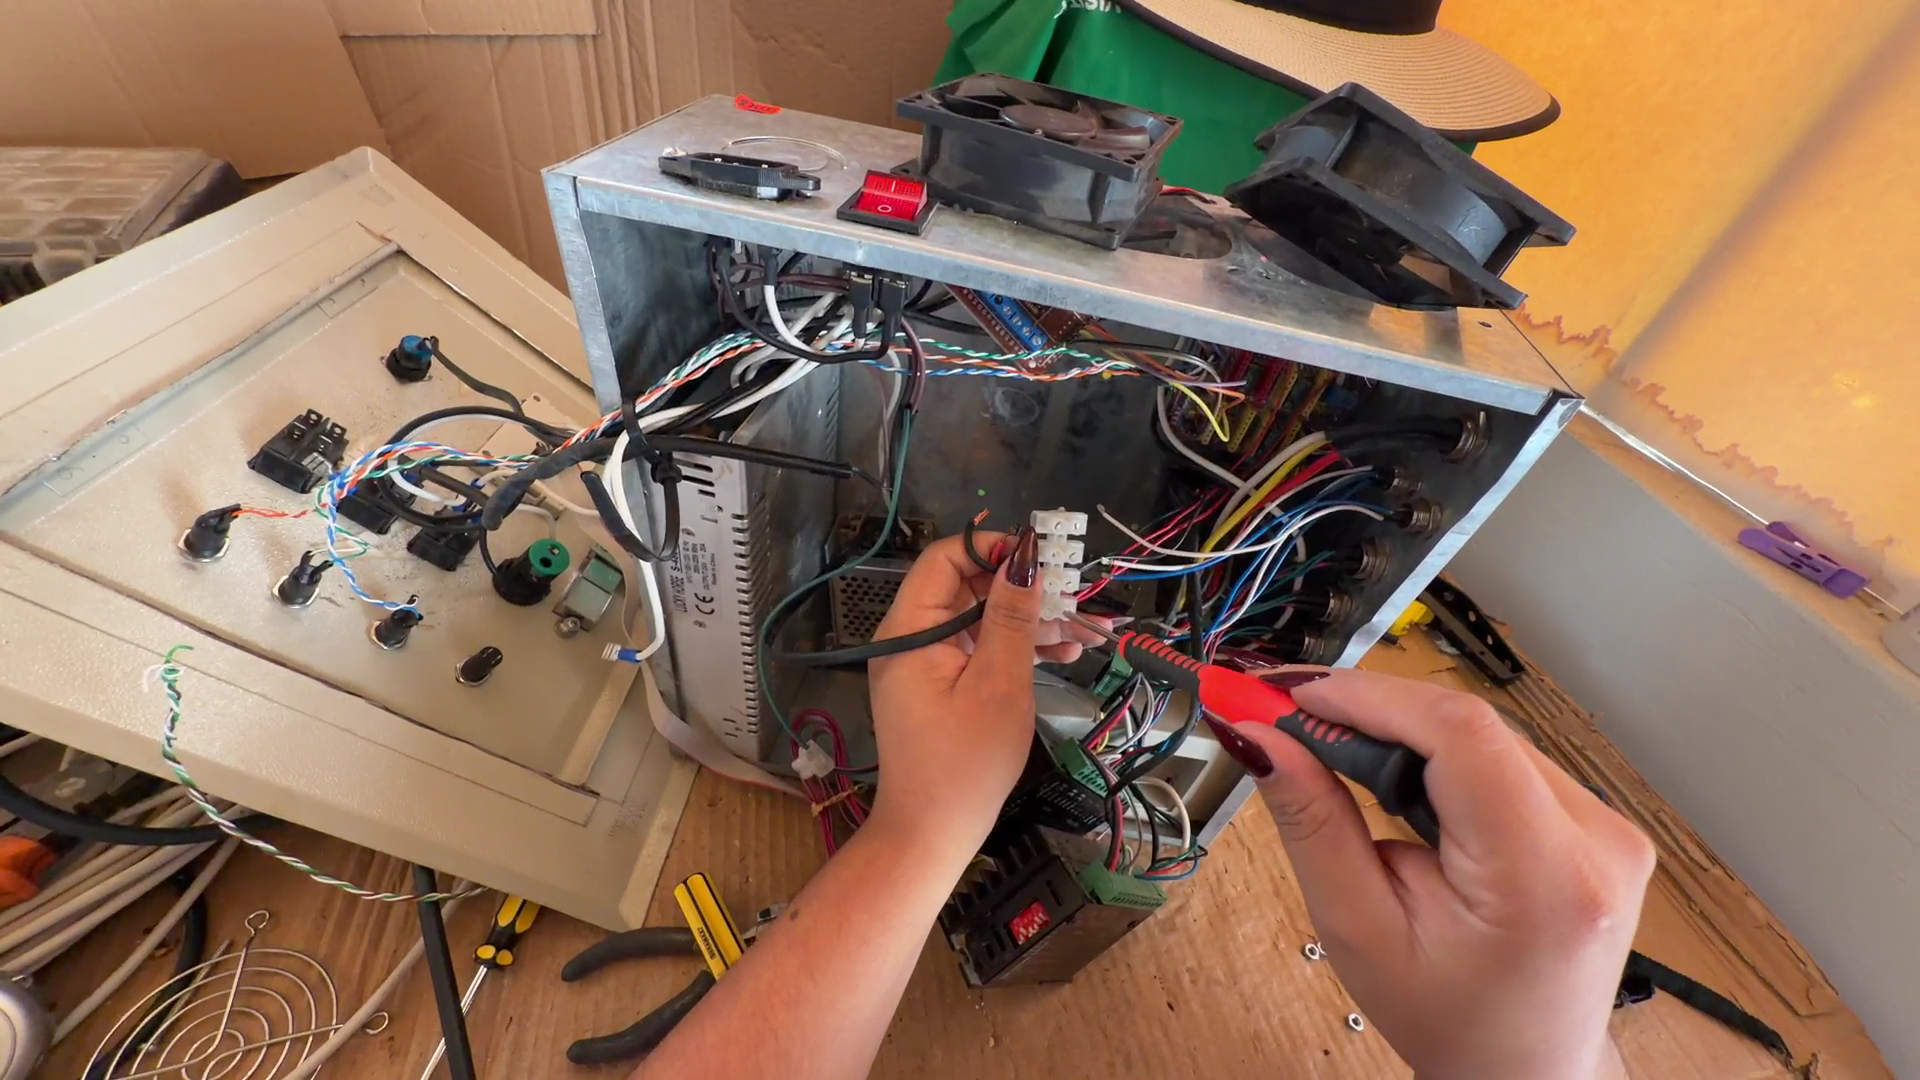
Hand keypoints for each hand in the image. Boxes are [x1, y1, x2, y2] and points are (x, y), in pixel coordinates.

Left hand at [865, 528, 1101, 850]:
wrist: (933, 834)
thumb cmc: (965, 763)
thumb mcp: (998, 685)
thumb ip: (1011, 617)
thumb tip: (1025, 558)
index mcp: (910, 629)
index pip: (944, 559)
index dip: (992, 549)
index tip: (1040, 557)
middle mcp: (914, 636)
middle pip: (970, 588)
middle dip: (1026, 589)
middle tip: (1078, 595)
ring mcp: (929, 660)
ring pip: (984, 618)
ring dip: (1033, 620)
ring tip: (1090, 628)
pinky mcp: (945, 682)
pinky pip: (983, 648)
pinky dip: (1020, 648)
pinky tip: (1066, 650)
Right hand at [1232, 671, 1654, 1079]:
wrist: (1523, 1065)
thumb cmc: (1442, 1012)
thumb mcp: (1354, 925)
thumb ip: (1310, 821)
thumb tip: (1255, 735)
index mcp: (1543, 877)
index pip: (1459, 733)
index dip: (1364, 696)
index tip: (1286, 695)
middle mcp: (1593, 835)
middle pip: (1460, 722)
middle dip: (1359, 704)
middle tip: (1279, 709)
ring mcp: (1599, 820)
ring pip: (1468, 726)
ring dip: (1383, 720)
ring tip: (1316, 737)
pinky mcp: (1583, 813)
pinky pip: (1484, 746)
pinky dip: (1415, 740)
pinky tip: (1373, 761)